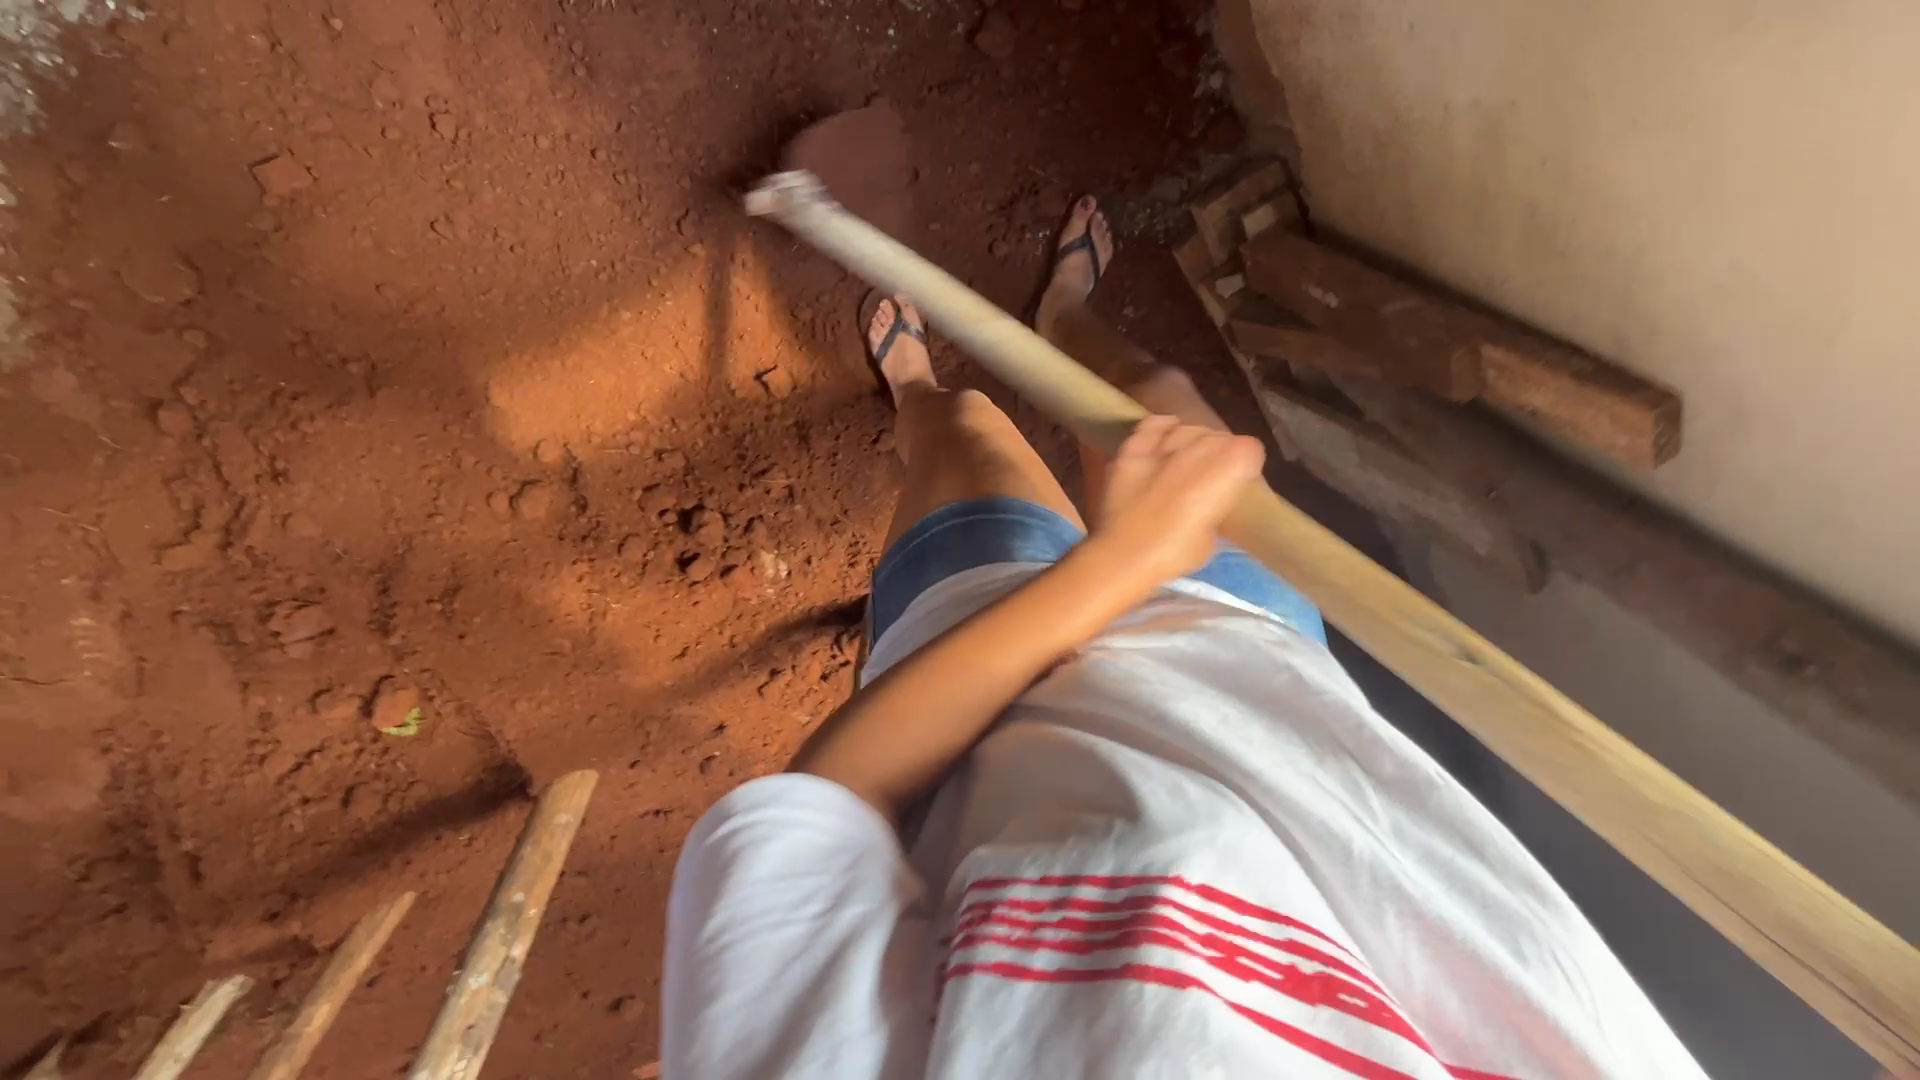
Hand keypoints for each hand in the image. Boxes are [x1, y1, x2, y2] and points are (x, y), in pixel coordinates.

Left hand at [1088, 414, 1265, 585]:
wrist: (1127, 554)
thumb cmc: (1177, 552)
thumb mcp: (1213, 537)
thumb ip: (1216, 509)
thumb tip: (1208, 505)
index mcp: (1228, 467)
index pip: (1250, 449)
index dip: (1246, 465)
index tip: (1239, 482)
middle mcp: (1199, 448)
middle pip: (1217, 437)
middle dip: (1219, 453)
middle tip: (1210, 476)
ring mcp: (1163, 446)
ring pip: (1187, 429)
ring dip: (1192, 442)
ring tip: (1187, 460)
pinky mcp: (1132, 450)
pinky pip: (1152, 426)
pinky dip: (1162, 428)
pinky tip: (1165, 435)